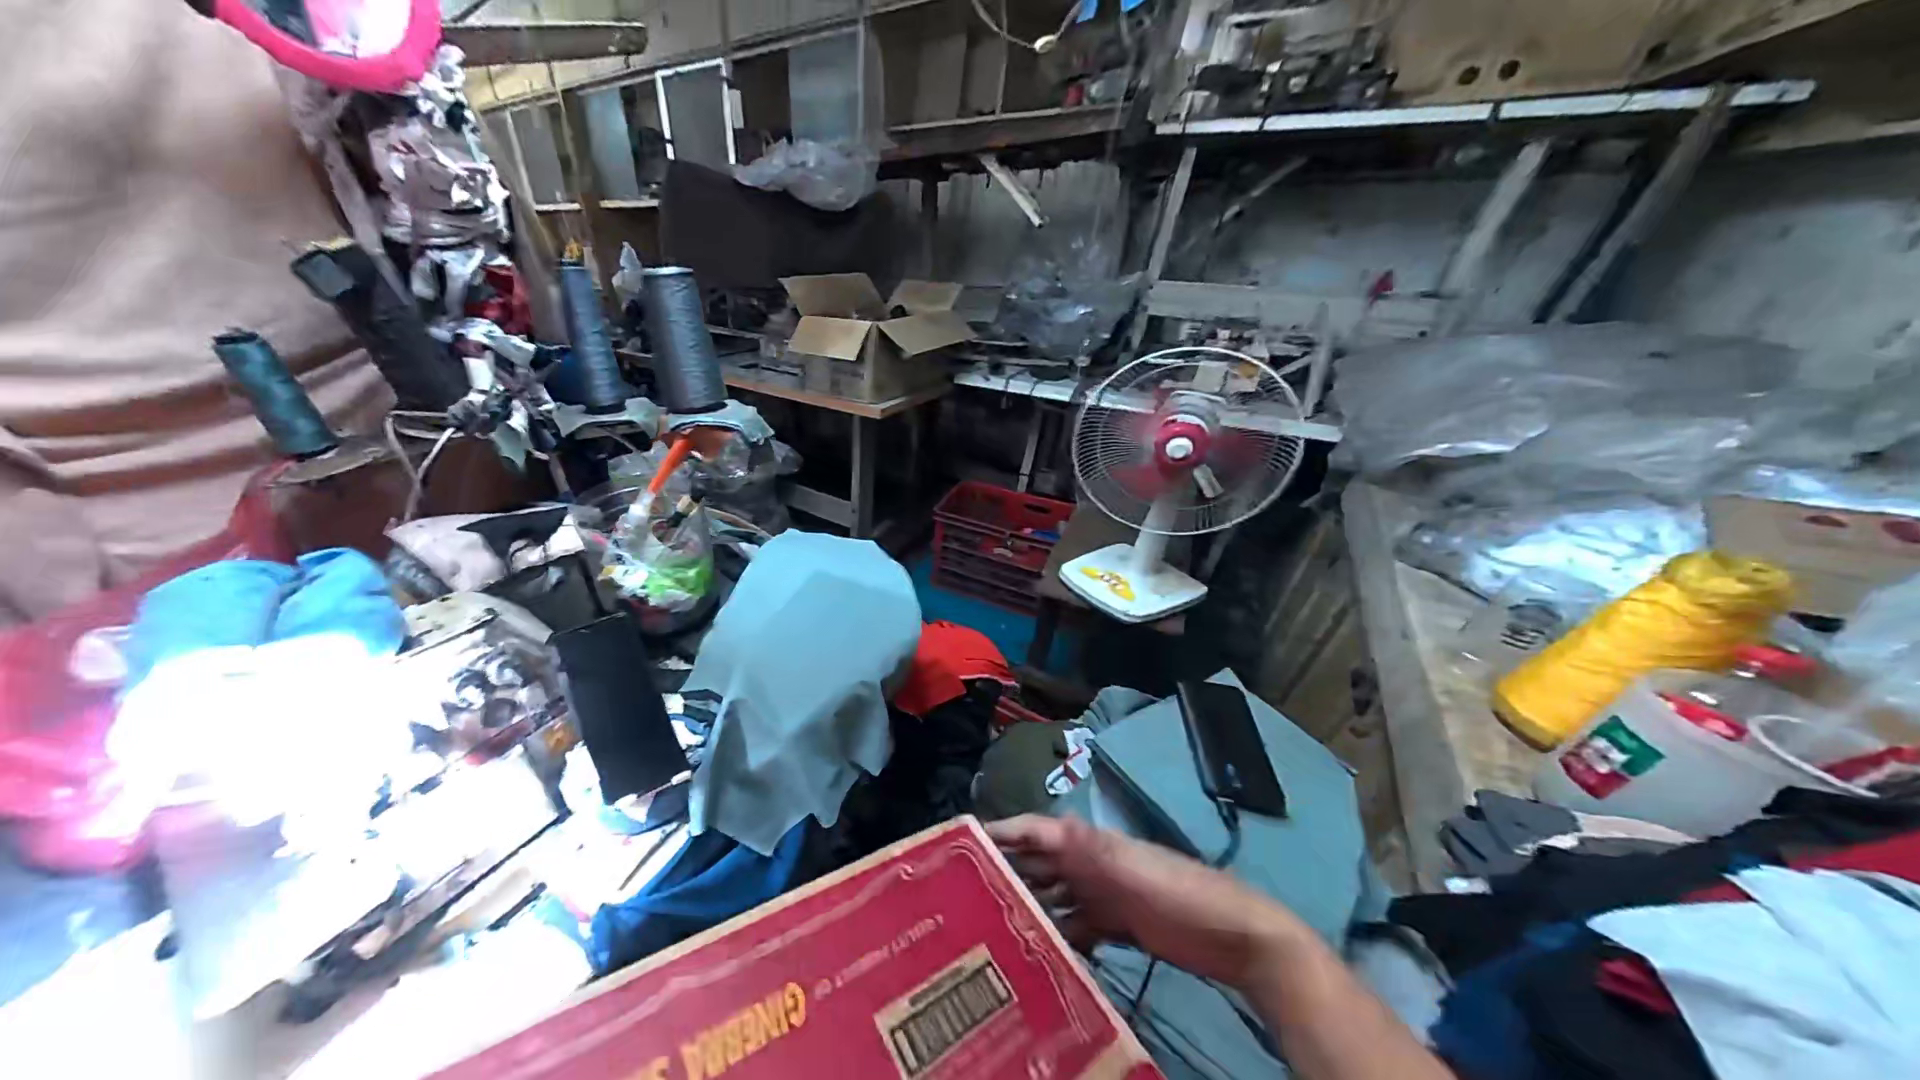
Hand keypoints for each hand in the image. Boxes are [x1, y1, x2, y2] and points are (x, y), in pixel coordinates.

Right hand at [986, 814, 1306, 991]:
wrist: (1234, 937)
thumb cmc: (1180, 894)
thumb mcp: (1133, 869)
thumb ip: (1089, 850)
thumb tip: (1042, 825)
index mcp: (1090, 843)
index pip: (1036, 832)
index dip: (1002, 832)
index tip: (963, 842)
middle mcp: (1090, 865)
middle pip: (1038, 864)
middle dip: (1006, 872)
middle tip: (963, 893)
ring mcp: (1103, 897)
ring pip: (1053, 898)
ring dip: (1028, 908)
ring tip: (988, 928)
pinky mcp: (1116, 928)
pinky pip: (1075, 929)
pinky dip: (1057, 938)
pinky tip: (1036, 956)